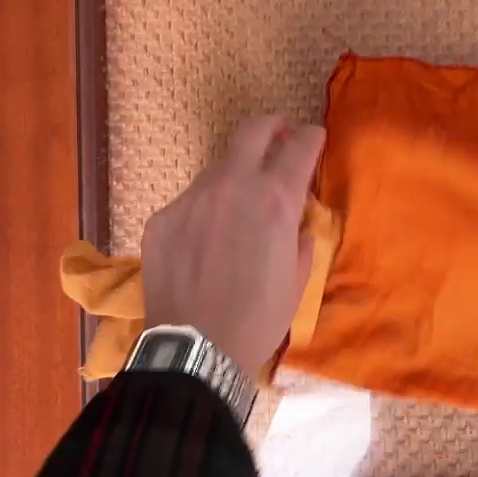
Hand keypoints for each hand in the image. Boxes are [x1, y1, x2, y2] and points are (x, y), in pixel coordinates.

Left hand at [142, 115, 326, 374]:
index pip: (300, 145)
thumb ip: (299, 237)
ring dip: (236, 175)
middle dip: (272, 126)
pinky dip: (206, 211)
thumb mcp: (298, 278)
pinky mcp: (163, 217)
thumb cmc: (259, 319)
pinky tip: (206, 242)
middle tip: (279, 136)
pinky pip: (191, 201)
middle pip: (253, 130)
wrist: (195, 350)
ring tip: (239, 206)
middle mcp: (233, 186)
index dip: (312, 137)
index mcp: (275, 199)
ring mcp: (192, 198)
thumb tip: (294, 221)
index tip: (314, 138)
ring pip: (219, 167)